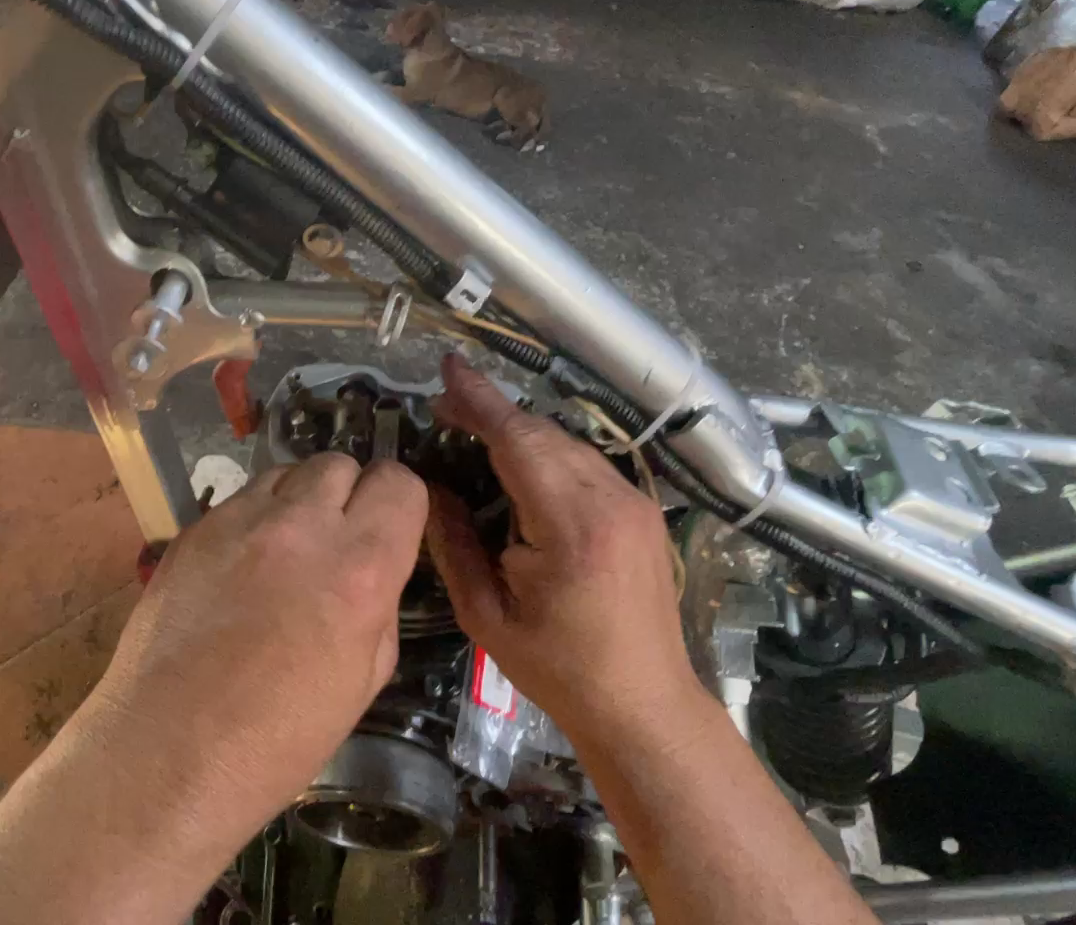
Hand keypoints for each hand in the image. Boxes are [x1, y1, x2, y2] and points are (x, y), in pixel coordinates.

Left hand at [82, 453, 428, 826]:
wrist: (169, 751)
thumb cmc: (279, 737)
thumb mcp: (364, 679)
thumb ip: (379, 604)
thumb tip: (371, 572)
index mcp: (359, 567)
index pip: (399, 483)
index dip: (399, 505)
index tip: (388, 530)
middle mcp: (302, 526)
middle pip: (339, 464)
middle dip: (346, 496)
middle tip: (333, 542)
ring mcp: (240, 520)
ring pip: (287, 472)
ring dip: (297, 502)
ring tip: (283, 552)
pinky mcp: (194, 528)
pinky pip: (239, 501)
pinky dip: (252, 521)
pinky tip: (238, 569)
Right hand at [425, 354, 698, 732]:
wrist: (644, 706)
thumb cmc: (558, 670)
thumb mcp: (486, 615)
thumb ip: (453, 544)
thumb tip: (431, 488)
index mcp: (572, 527)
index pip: (518, 441)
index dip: (479, 401)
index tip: (447, 369)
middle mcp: (611, 501)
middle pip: (542, 434)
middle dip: (491, 413)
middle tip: (444, 410)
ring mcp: (634, 503)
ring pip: (566, 444)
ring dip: (518, 432)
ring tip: (472, 432)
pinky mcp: (641, 511)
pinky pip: (584, 463)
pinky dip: (545, 452)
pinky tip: (518, 463)